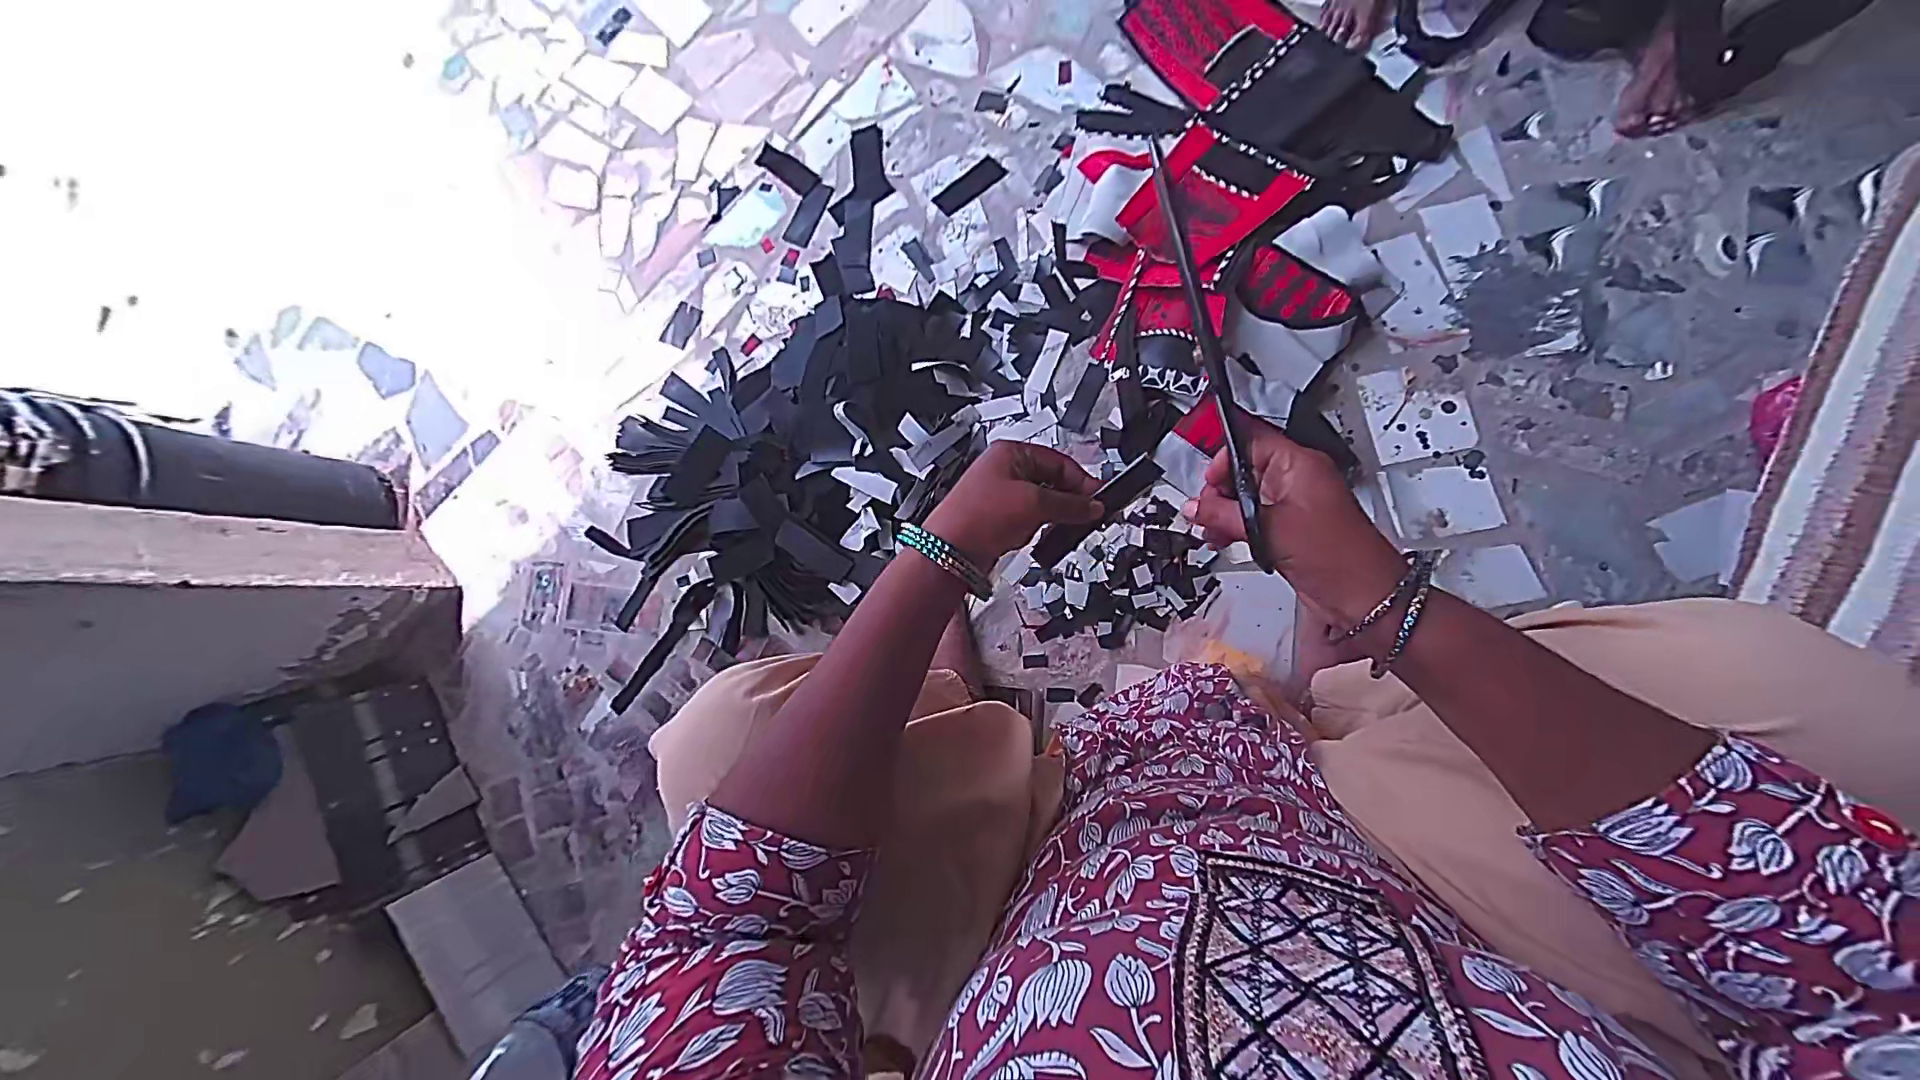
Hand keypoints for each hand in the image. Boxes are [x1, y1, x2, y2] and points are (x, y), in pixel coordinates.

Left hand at [924, 442, 1103, 564]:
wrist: (948, 552)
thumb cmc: (975, 517)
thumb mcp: (1034, 504)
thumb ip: (1070, 504)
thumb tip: (1093, 506)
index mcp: (1010, 452)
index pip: (1060, 461)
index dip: (1082, 481)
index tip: (1098, 499)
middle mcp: (1003, 470)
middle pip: (1052, 482)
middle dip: (1065, 502)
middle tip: (1082, 516)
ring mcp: (1000, 496)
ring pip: (1041, 504)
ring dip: (1047, 518)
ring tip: (1045, 528)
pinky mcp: (997, 519)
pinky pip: (1027, 521)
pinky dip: (1033, 529)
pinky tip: (1027, 537)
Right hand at [1179, 415, 1405, 627]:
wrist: (1361, 597)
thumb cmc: (1340, 558)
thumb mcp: (1268, 529)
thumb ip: (1223, 514)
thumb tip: (1195, 506)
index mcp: (1300, 464)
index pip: (1252, 439)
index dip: (1224, 455)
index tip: (1208, 479)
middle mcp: (1295, 480)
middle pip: (1242, 469)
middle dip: (1218, 490)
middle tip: (1207, 509)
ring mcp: (1290, 505)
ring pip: (1242, 496)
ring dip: (1221, 512)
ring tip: (1212, 528)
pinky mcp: (1285, 528)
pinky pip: (1249, 518)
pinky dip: (1232, 526)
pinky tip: (1223, 537)